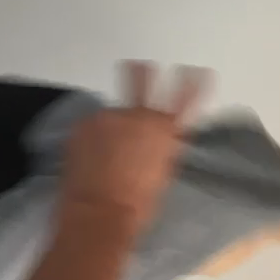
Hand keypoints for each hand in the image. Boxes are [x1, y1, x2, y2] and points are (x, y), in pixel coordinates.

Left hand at [58, 62, 208, 230]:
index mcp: (165, 127)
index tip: (198, 71)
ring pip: (113, 112)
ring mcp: (107, 117)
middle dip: (141, 73)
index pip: (185, 96)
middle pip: (139, 80)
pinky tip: (93, 154)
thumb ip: (163, 146)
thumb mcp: (163, 172)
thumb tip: (159, 138)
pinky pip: (92, 125)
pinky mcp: (82, 126)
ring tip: (109, 140)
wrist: (98, 214)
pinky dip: (94, 135)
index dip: (193, 82)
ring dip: (114, 121)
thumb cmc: (139, 203)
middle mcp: (137, 115)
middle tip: (139, 65)